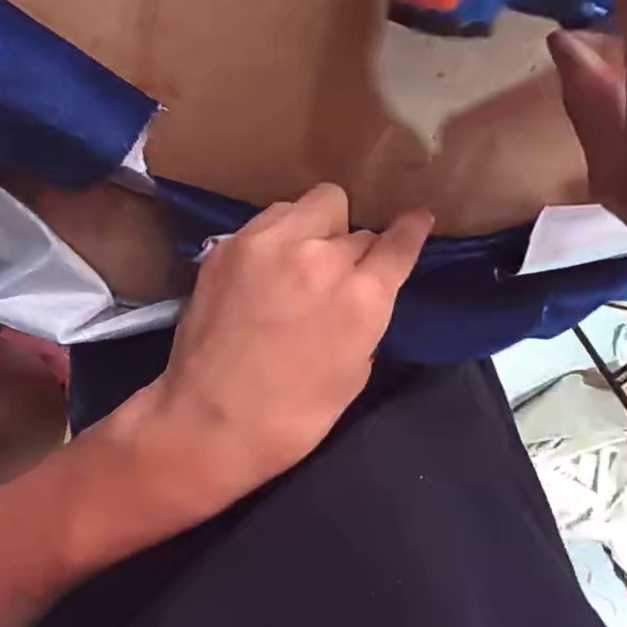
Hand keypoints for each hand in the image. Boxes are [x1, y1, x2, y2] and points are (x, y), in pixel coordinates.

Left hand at [143, 183, 431, 513]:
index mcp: (361, 297)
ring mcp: (271, 244)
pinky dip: (281, 234)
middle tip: (337, 276)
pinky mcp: (230, 244)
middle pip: (357, 226)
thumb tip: (362, 295)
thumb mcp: (355, 372)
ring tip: (301, 260)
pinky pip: (272, 217)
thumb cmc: (295, 415)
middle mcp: (321, 257)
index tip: (418, 219)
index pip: (398, 243)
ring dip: (320, 228)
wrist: (209, 422)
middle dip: (356, 249)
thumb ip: (367, 320)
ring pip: (315, 204)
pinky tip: (268, 266)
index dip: (412, 229)